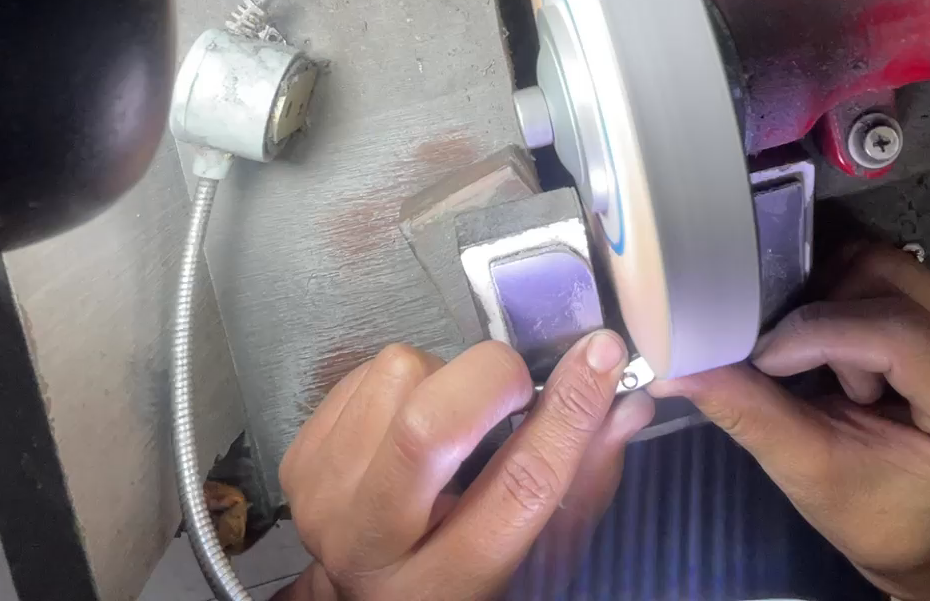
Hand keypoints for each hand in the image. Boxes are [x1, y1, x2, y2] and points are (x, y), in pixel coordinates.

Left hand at [279, 332, 653, 600]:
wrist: (364, 588)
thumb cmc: (463, 572)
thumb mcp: (538, 555)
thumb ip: (585, 479)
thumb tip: (626, 404)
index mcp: (450, 585)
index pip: (520, 486)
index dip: (568, 411)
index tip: (601, 354)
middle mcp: (374, 542)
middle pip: (430, 427)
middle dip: (492, 378)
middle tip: (514, 387)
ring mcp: (327, 493)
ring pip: (401, 374)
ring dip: (445, 377)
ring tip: (453, 417)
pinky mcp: (303, 451)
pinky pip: (372, 367)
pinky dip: (408, 377)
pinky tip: (412, 416)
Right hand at [650, 244, 929, 591]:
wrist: (922, 528)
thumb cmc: (876, 511)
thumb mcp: (810, 472)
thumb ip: (750, 410)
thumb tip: (674, 363)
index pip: (902, 337)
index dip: (820, 332)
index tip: (765, 357)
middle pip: (894, 283)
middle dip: (830, 319)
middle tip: (808, 373)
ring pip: (891, 265)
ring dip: (839, 306)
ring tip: (834, 370)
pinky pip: (895, 268)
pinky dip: (849, 294)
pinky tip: (846, 345)